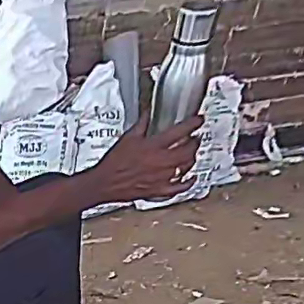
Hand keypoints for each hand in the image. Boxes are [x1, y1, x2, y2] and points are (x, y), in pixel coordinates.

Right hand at [86, 117, 202, 202]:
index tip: (198, 121)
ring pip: (186, 167)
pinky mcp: (158, 190)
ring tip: (192, 154)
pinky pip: (178, 188)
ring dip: (192, 159)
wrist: (104, 183)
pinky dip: (188, 183)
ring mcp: (161, 177)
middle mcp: (161, 161)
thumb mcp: (127, 138)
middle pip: (188, 150)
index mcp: (154, 146)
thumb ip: (141, 124)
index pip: (180, 131)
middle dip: (195, 143)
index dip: (193, 124)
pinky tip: (191, 179)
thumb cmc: (113, 163)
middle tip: (196, 139)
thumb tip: (147, 113)